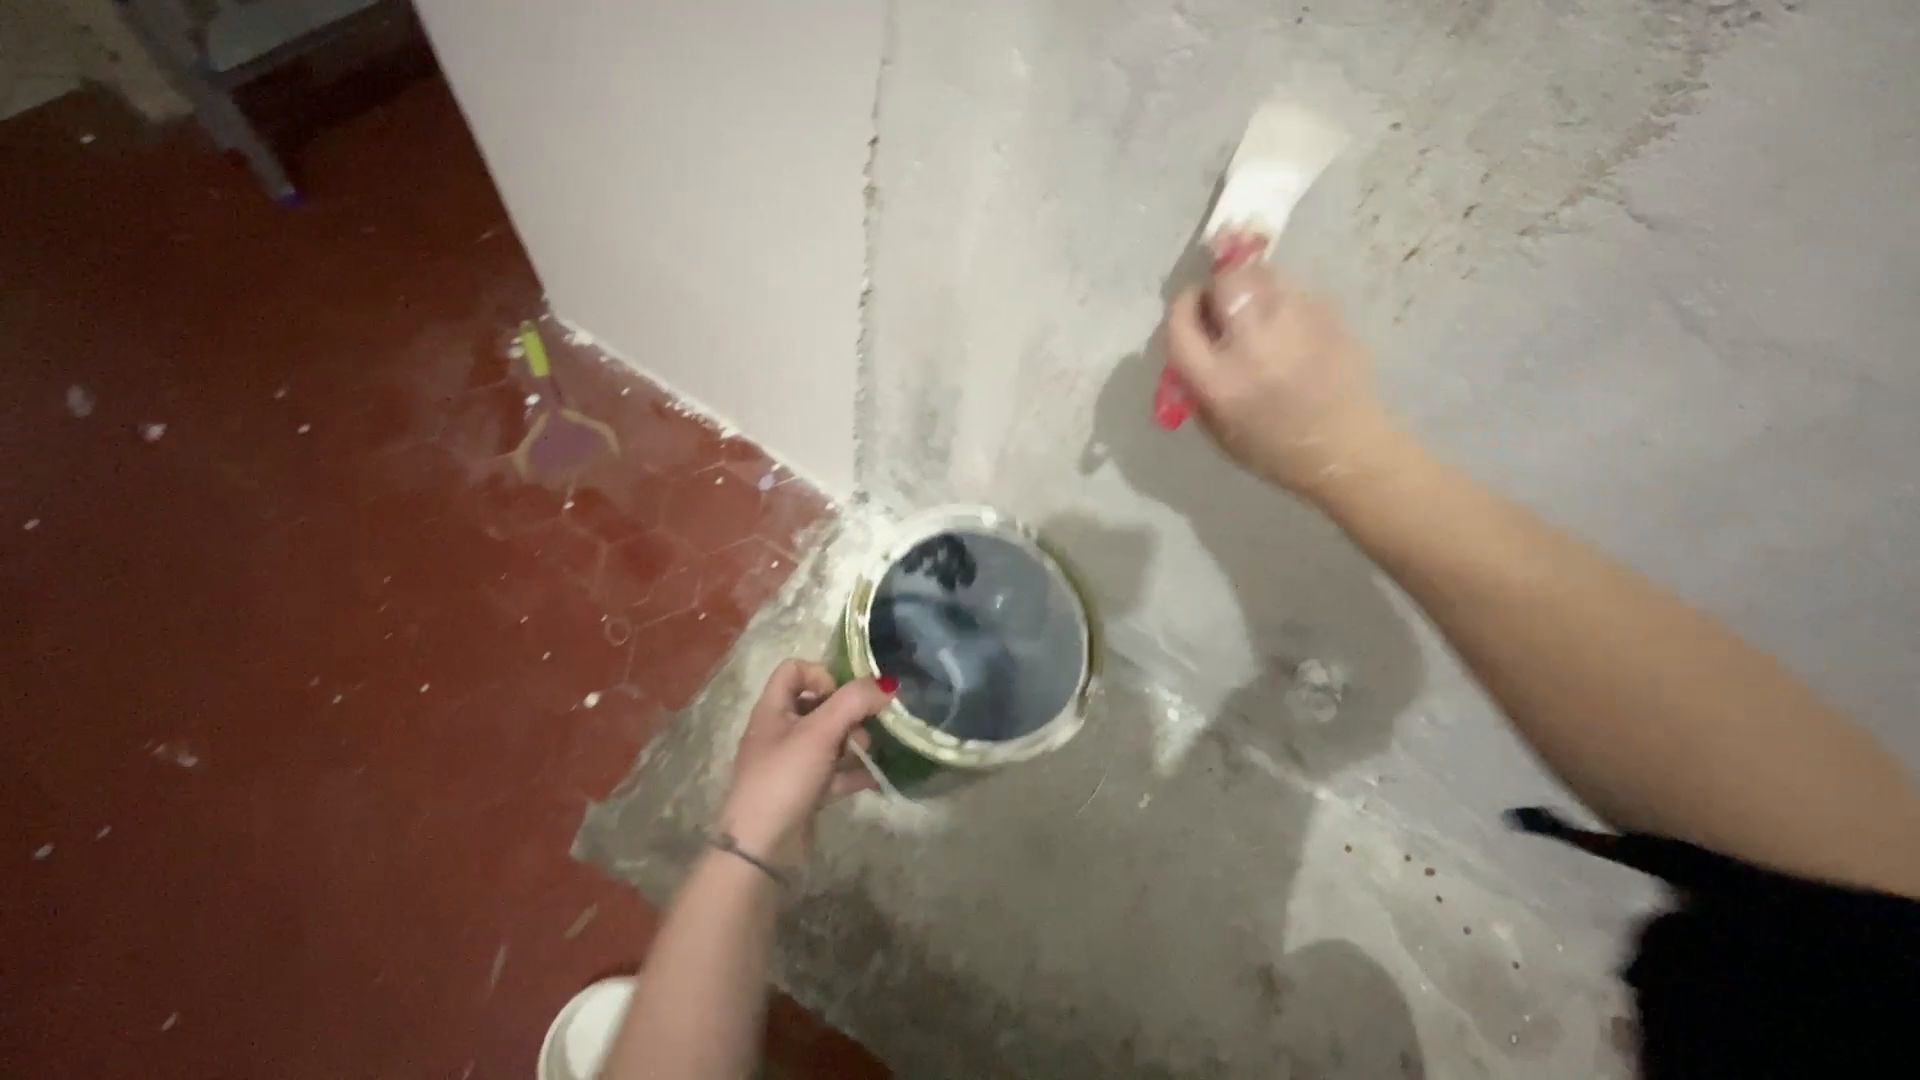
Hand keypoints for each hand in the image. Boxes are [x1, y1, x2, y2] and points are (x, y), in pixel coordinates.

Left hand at [717, 660, 896, 866]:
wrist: (762, 848)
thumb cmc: (784, 777)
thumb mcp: (819, 732)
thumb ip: (854, 702)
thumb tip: (888, 684)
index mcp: (773, 709)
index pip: (795, 670)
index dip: (821, 675)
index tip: (841, 697)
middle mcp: (781, 731)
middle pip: (820, 705)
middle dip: (848, 713)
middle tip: (861, 728)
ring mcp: (793, 763)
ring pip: (831, 739)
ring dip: (854, 743)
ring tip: (866, 754)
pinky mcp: (806, 791)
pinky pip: (836, 772)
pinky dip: (855, 773)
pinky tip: (877, 778)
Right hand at [1162, 248, 1403, 498]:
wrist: (1344, 448)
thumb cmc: (1273, 449)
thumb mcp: (1215, 428)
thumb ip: (1195, 382)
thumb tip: (1193, 340)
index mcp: (1217, 380)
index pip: (1181, 322)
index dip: (1181, 307)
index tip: (1190, 309)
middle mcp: (1252, 343)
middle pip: (1224, 282)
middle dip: (1217, 287)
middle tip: (1222, 303)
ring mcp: (1294, 322)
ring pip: (1261, 274)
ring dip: (1249, 284)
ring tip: (1255, 307)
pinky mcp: (1327, 313)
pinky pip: (1292, 288)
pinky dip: (1281, 297)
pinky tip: (1288, 323)